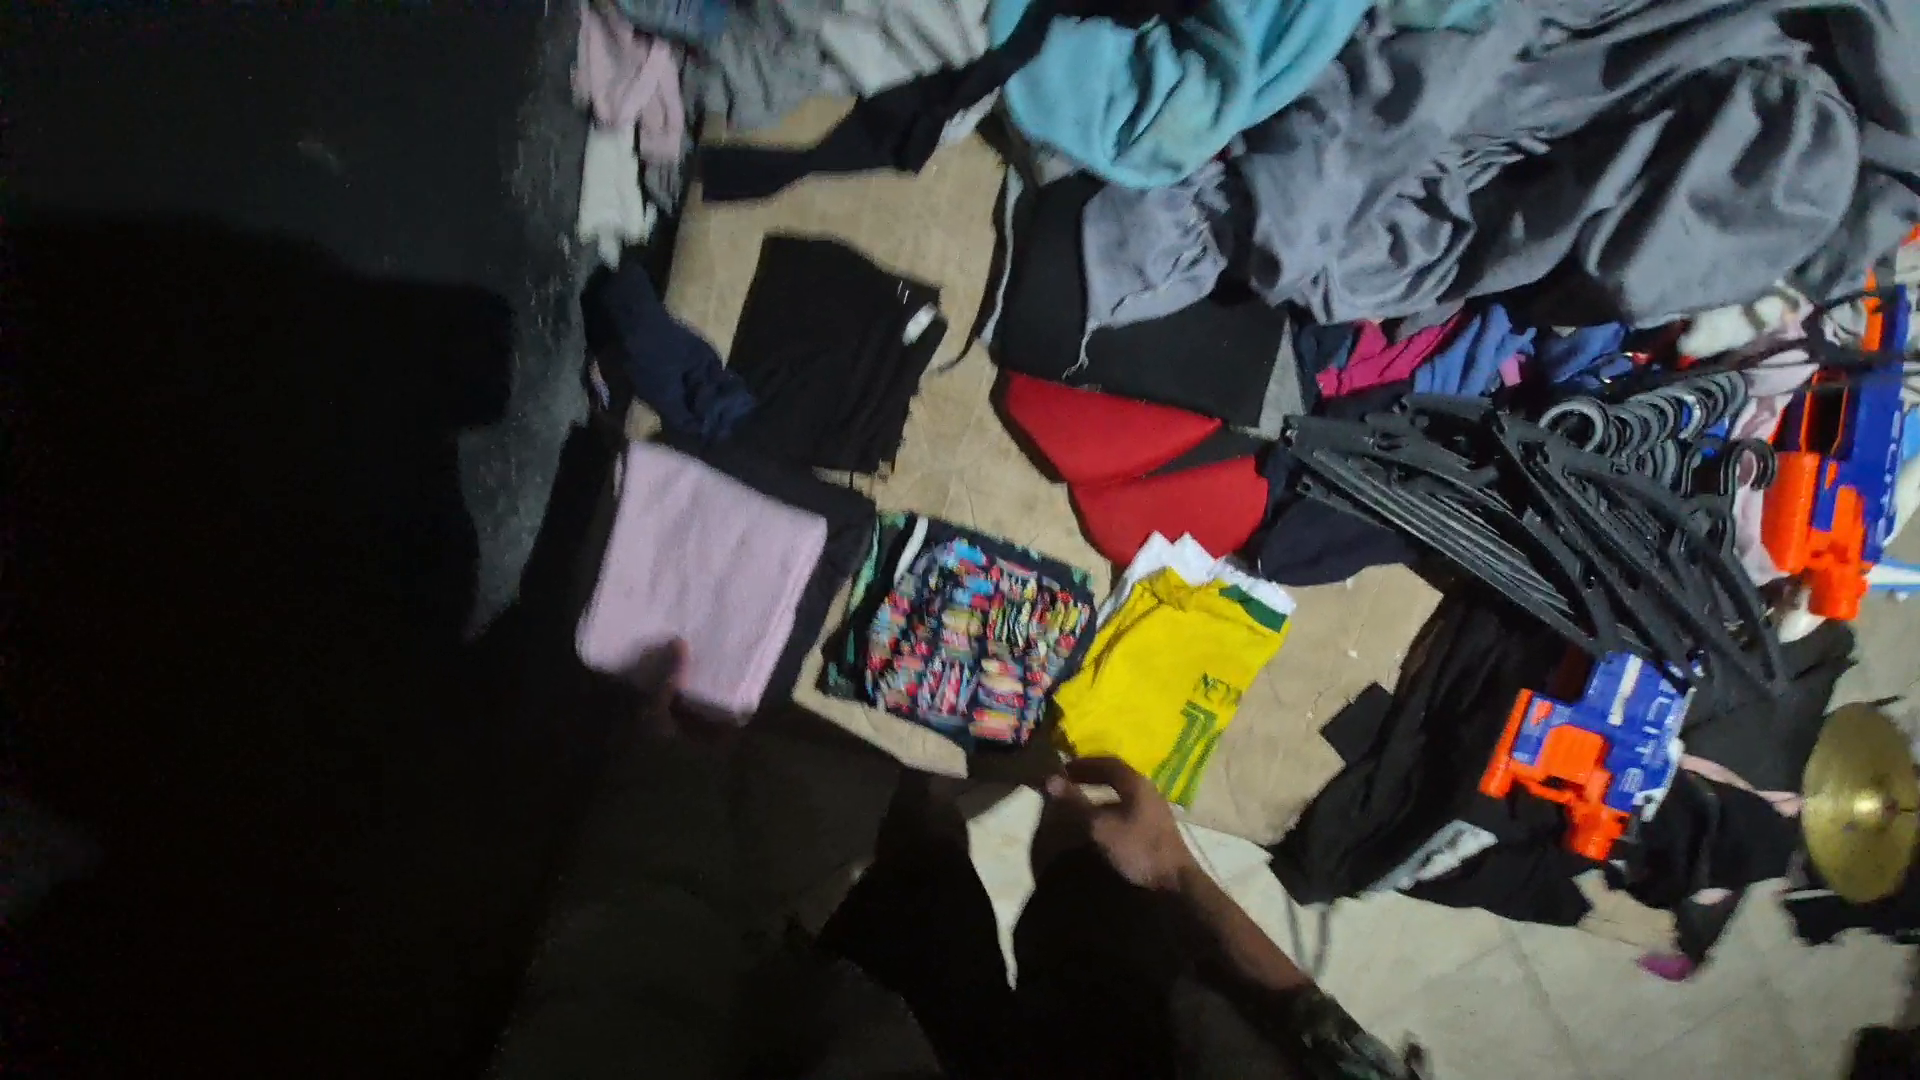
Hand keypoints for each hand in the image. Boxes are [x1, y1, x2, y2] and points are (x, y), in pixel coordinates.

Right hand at [1043, 756, 1198, 892]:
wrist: (1175, 883)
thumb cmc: (1138, 848)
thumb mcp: (1100, 826)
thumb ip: (1076, 802)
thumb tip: (1050, 779)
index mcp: (1135, 782)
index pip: (1107, 762)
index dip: (1083, 764)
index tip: (1063, 769)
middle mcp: (1147, 788)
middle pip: (1116, 774)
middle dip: (1091, 775)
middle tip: (1069, 781)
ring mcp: (1154, 806)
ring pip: (1123, 790)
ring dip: (1101, 791)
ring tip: (1082, 800)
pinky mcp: (1156, 824)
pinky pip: (1129, 804)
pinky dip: (1111, 804)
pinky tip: (1102, 819)